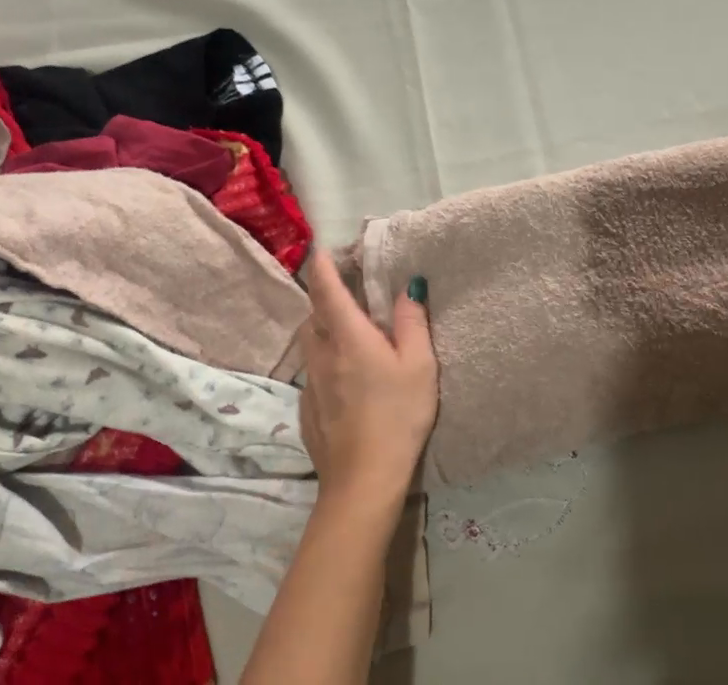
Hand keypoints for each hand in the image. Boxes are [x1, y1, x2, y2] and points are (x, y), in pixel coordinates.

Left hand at [299, 256, 438, 503]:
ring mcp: (311, 386)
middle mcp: (322, 355)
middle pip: (313, 318)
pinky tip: (349, 384)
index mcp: (349, 337)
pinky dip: (326, 366)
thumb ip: (411, 322)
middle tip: (349, 298)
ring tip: (350, 339)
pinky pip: (314, 375)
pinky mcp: (307, 412)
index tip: (321, 249)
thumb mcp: (419, 365)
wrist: (363, 479)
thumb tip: (406, 287)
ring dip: (324, 334)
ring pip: (311, 347)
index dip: (323, 267)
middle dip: (325, 302)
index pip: (327, 291)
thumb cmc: (398, 415)